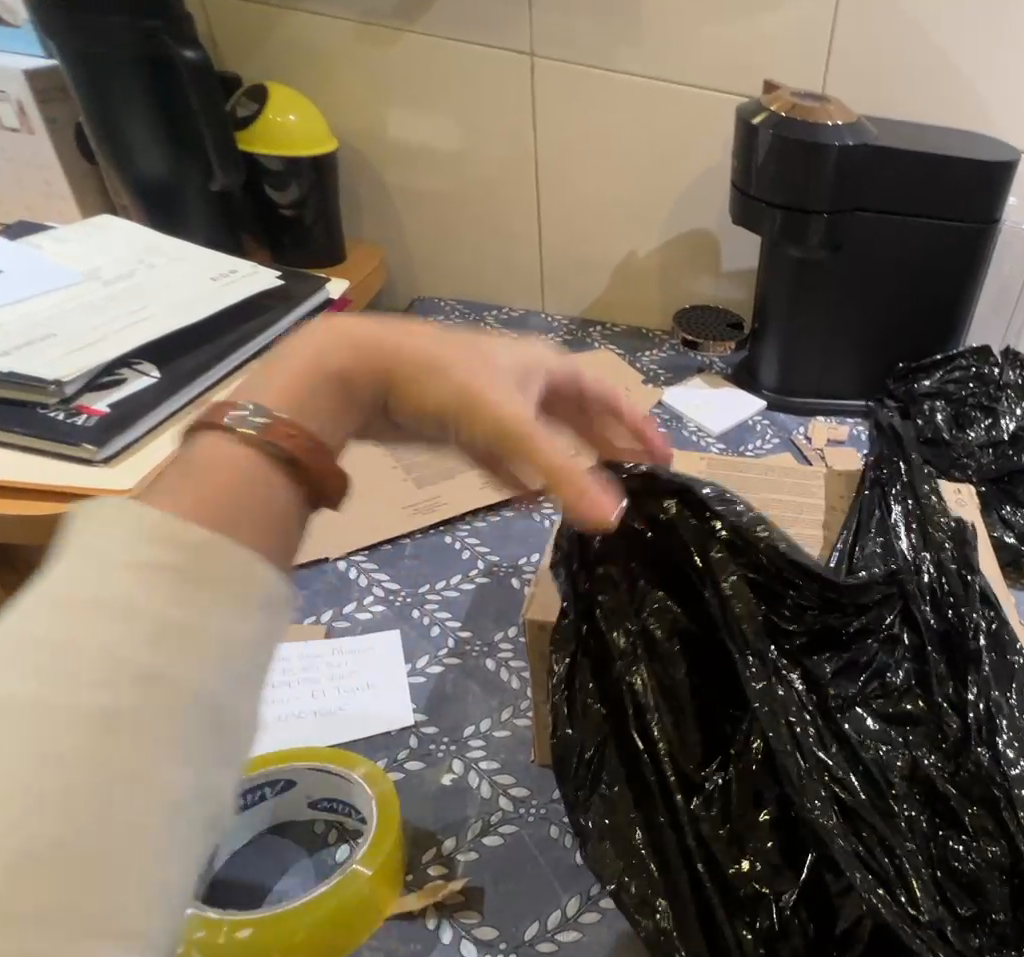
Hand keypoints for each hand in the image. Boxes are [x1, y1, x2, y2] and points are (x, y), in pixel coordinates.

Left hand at [238, 313, 671, 530]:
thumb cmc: (448, 384)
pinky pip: (504, 455)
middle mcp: (527, 381)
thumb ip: (564, 477)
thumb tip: (615, 520)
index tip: (665, 458)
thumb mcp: (513, 430)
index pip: (609, 399)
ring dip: (566, 463)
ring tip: (591, 492)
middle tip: (635, 477)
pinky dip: (520, 476)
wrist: (358, 371)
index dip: (639, 427)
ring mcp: (492, 402)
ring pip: (542, 436)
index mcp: (549, 369)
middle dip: (607, 447)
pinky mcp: (461, 424)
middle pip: (580, 417)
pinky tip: (528, 499)